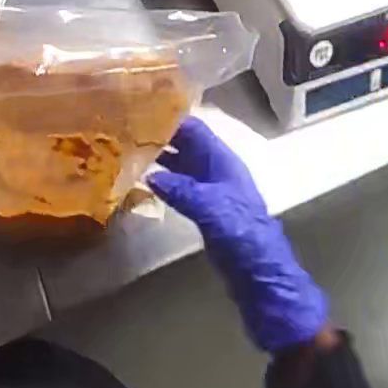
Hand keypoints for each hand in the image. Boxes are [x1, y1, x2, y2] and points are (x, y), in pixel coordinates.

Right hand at [148, 117, 328, 352]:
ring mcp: (209, 190)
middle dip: (159, 135)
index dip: (170, 117)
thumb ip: (183, 190)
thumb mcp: (213, 209)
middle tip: (125, 129)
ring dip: (158, 157)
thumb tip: (150, 176)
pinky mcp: (203, 210)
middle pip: (185, 143)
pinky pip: (178, 186)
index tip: (139, 110)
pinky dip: (161, 179)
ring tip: (126, 150)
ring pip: (180, 164)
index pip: (194, 129)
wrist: (262, 278)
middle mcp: (215, 170)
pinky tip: (141, 180)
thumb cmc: (244, 236)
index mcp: (223, 162)